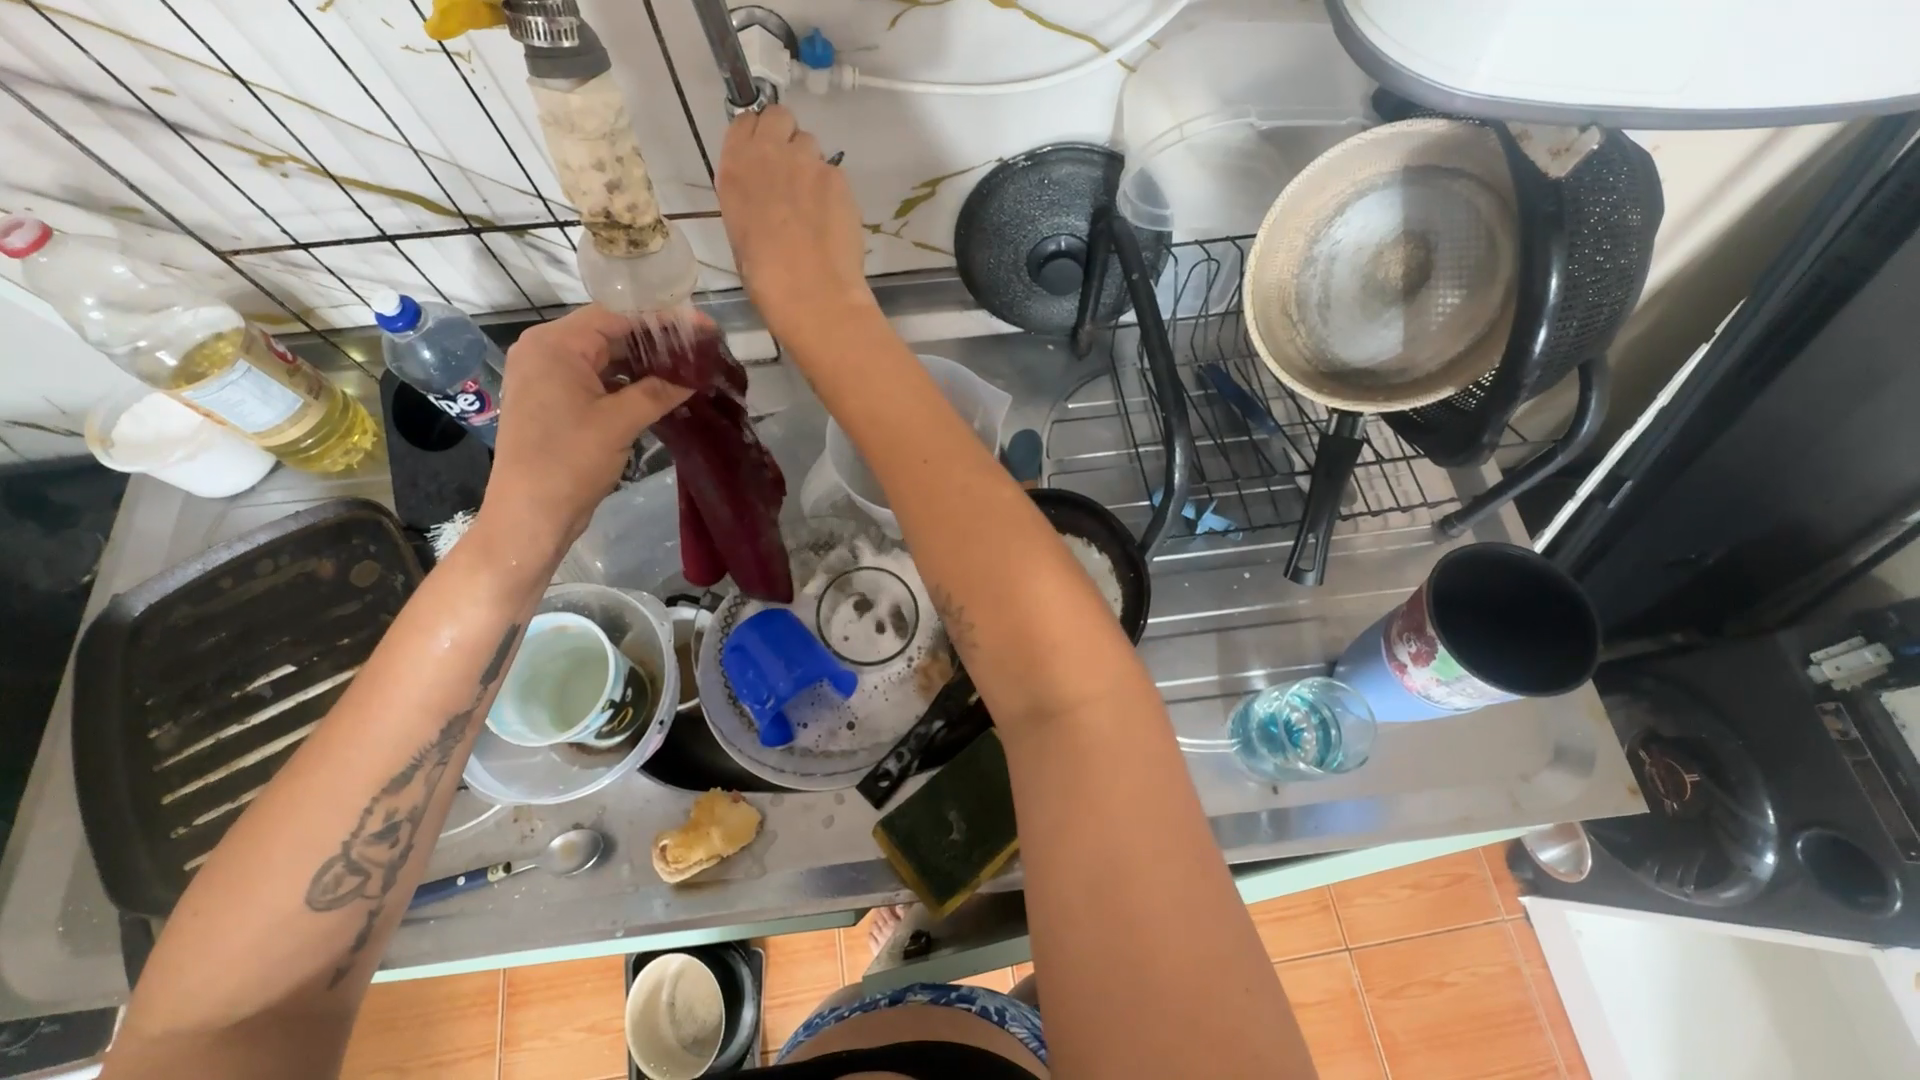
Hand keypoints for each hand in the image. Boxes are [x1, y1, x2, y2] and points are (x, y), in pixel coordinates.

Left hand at [480, 305, 690, 551]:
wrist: (530, 514)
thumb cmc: (569, 461)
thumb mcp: (620, 422)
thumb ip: (659, 391)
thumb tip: (696, 376)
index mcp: (555, 345)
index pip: (616, 315)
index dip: (663, 320)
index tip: (703, 327)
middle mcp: (546, 351)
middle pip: (609, 333)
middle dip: (656, 342)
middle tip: (700, 350)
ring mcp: (547, 377)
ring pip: (605, 358)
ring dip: (644, 365)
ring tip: (688, 370)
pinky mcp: (554, 401)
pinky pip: (596, 380)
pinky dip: (626, 383)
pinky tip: (660, 391)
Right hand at [716, 105, 875, 341]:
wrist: (810, 292)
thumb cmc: (764, 275)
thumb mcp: (739, 230)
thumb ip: (749, 197)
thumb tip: (765, 196)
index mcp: (735, 167)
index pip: (745, 122)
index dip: (757, 135)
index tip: (763, 153)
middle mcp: (770, 153)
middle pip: (780, 116)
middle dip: (785, 135)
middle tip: (791, 169)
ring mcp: (808, 162)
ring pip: (810, 143)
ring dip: (810, 163)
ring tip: (814, 201)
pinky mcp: (838, 177)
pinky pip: (834, 172)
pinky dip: (832, 190)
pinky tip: (832, 219)